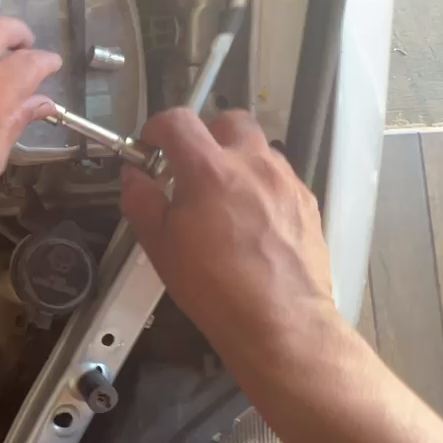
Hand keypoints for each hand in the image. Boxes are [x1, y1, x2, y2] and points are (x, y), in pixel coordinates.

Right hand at [120, 109, 335, 372]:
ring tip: (221, 195)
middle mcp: (252, 165)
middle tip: (190, 164)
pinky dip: (259, 184)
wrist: (280, 323)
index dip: (157, 127)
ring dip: (235, 158)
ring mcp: (285, 182)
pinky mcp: (307, 204)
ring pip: (258, 148)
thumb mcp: (158, 243)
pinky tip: (249, 219)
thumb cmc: (212, 285)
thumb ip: (140, 199)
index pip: (178, 121)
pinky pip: (279, 177)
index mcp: (208, 170)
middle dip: (206, 133)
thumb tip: (135, 177)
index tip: (151, 145)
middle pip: (229, 120)